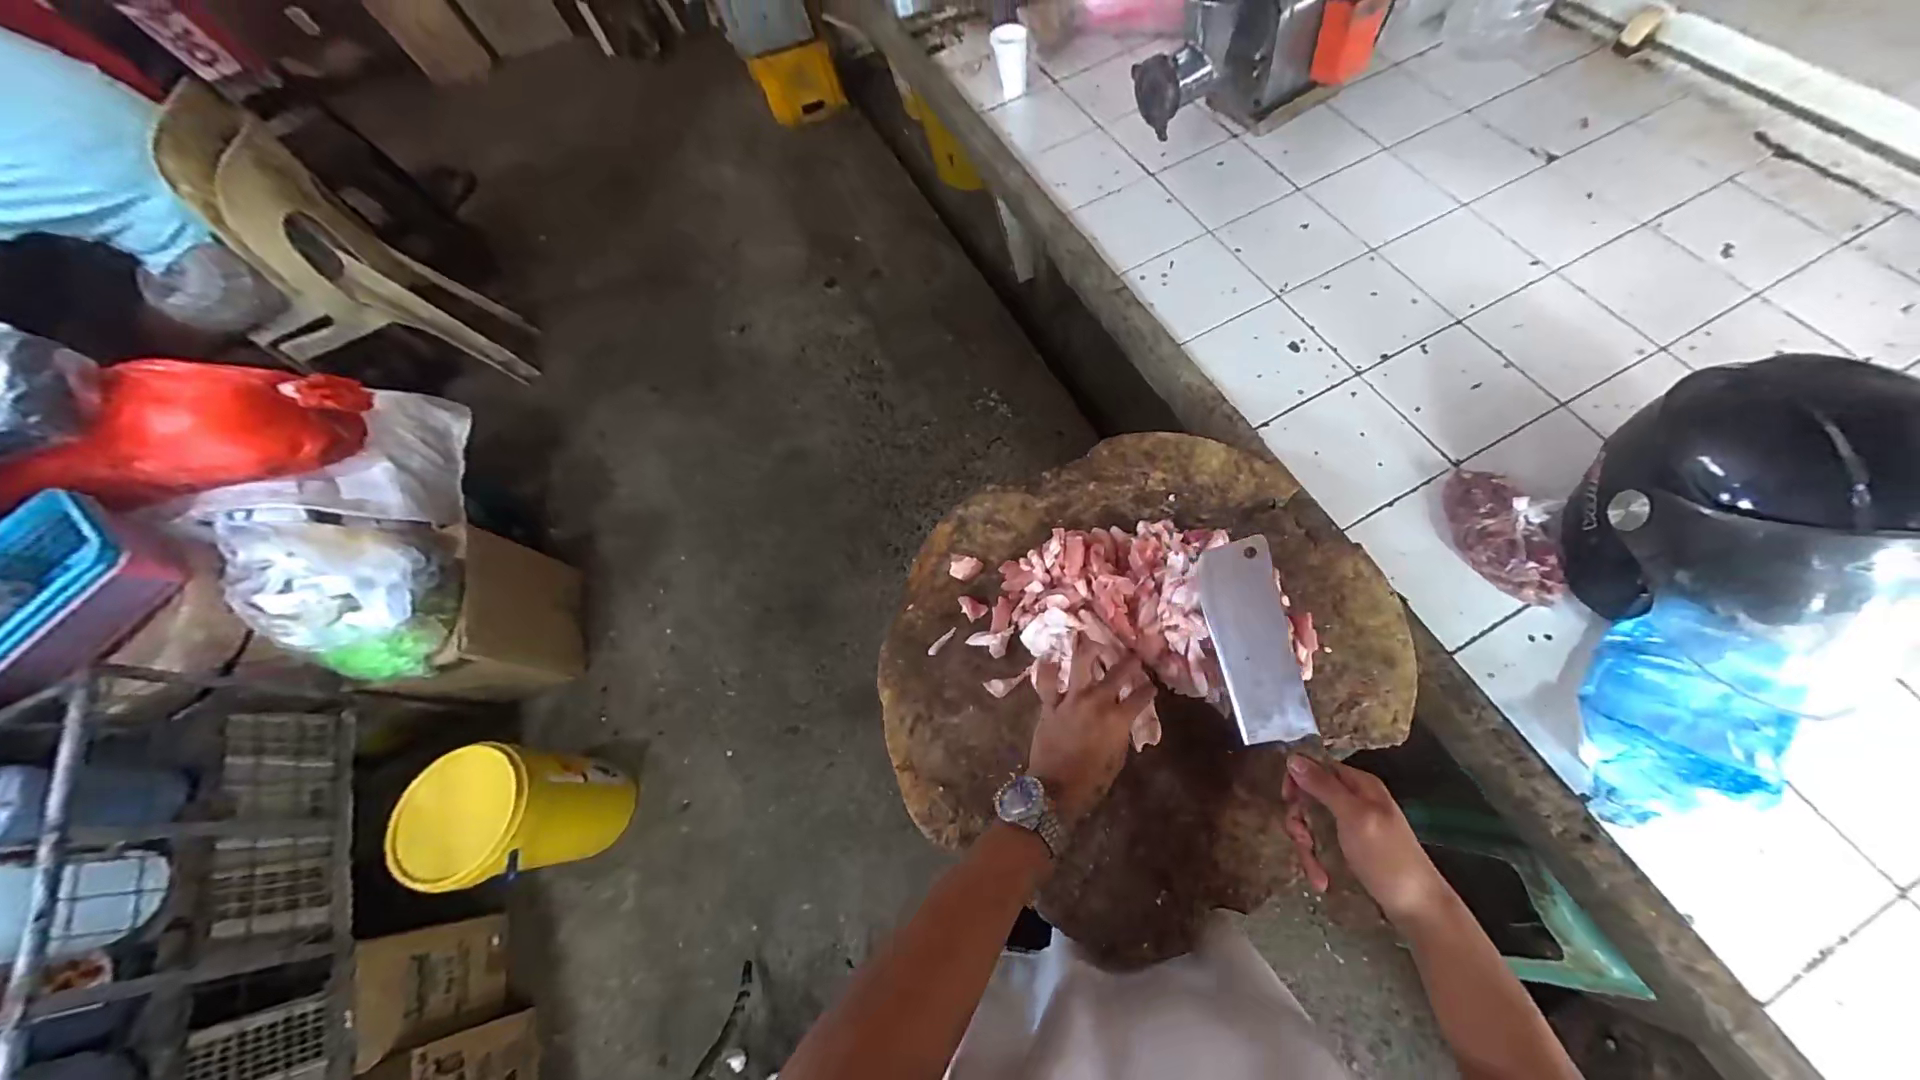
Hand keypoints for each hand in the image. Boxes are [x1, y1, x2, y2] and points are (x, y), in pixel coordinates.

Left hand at [1027, 652, 1155, 827]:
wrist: (1055, 789)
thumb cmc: (1092, 780)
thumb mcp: (1117, 758)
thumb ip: (1120, 732)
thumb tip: (1122, 719)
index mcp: (1118, 719)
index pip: (1140, 697)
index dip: (1148, 689)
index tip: (1152, 683)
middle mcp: (1097, 702)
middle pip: (1117, 673)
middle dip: (1128, 661)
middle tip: (1132, 652)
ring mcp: (1071, 699)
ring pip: (1080, 664)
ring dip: (1087, 649)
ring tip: (1090, 637)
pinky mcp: (1049, 704)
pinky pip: (1046, 681)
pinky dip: (1047, 668)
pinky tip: (1048, 656)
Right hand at [1285, 756, 1450, 930]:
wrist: (1418, 910)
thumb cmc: (1388, 858)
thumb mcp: (1354, 817)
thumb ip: (1323, 786)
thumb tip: (1293, 757)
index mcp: (1359, 785)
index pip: (1316, 767)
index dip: (1297, 780)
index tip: (1288, 800)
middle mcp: (1353, 801)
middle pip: (1308, 798)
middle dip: (1300, 821)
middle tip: (1303, 841)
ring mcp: (1350, 826)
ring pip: (1310, 824)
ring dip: (1306, 848)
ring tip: (1316, 871)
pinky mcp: (1347, 849)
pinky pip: (1319, 846)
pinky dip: (1316, 862)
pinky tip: (1322, 879)